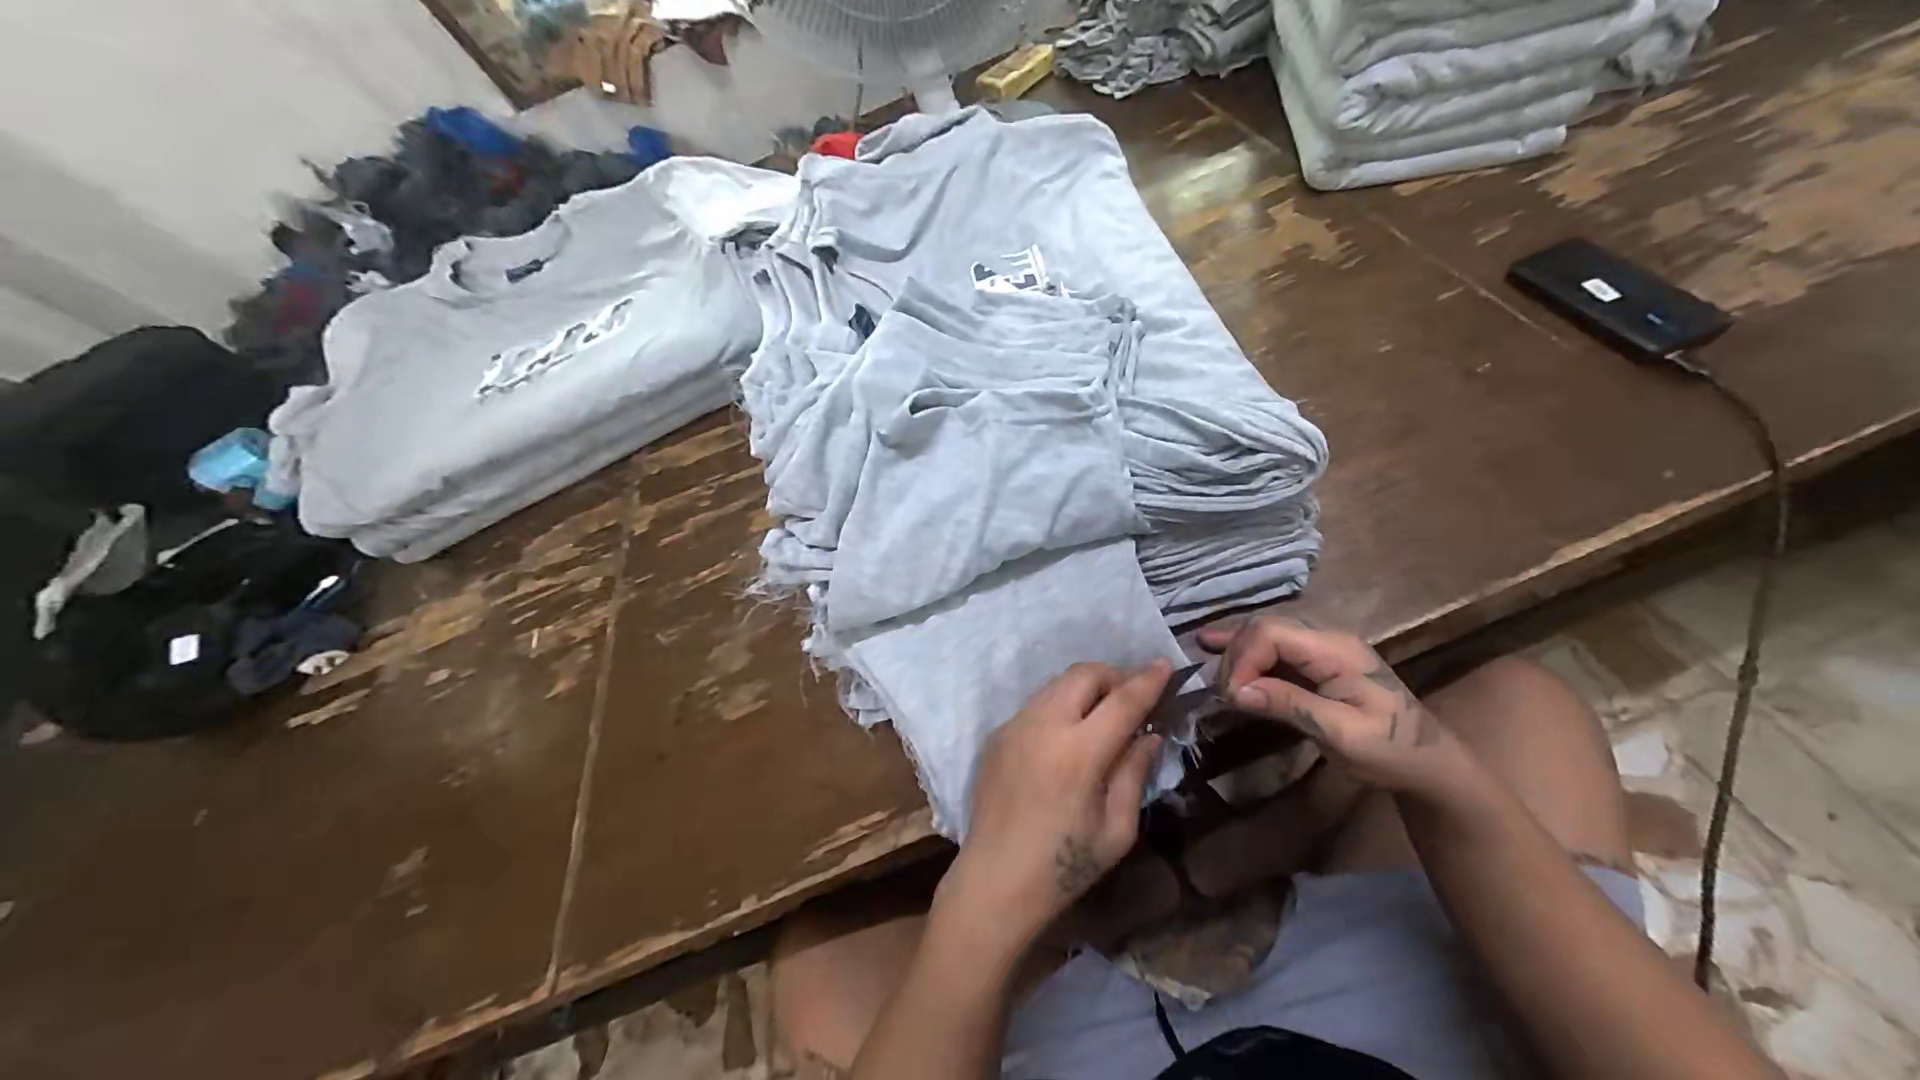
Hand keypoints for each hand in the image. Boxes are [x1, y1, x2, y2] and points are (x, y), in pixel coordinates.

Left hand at [936, 660, 1170, 955]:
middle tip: (1132, 697)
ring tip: (1103, 713)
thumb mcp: (1117, 829)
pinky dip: (1060, 706)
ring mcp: (1014, 726)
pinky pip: (1036, 704)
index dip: (1148, 681)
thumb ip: (1134, 773)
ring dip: (1085, 688)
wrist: (994, 881)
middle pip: (1083, 674)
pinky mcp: (997, 735)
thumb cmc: (1064, 866)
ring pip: (1056, 684)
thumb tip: (1149, 735)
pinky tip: (1068, 736)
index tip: (1165, 665)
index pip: (1122, 700)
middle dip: (1113, 676)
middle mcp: (1042, 726)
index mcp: (1078, 752)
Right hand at [1197, 616, 1465, 798]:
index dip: (1242, 658)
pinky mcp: (1314, 661)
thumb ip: (1290, 705)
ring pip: (1264, 632)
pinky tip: (1216, 646)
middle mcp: (1326, 638)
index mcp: (1337, 650)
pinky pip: (1272, 646)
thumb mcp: (1342, 734)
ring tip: (1205, 661)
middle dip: (1235, 654)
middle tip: (1223, 692)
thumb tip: (1236, 691)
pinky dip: (1244, 650)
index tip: (1230, 695)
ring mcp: (1321, 647)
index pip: (1272, 633)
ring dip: (1235, 648)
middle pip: (1265, 626)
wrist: (1429, 764)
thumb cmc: (1391, 750)